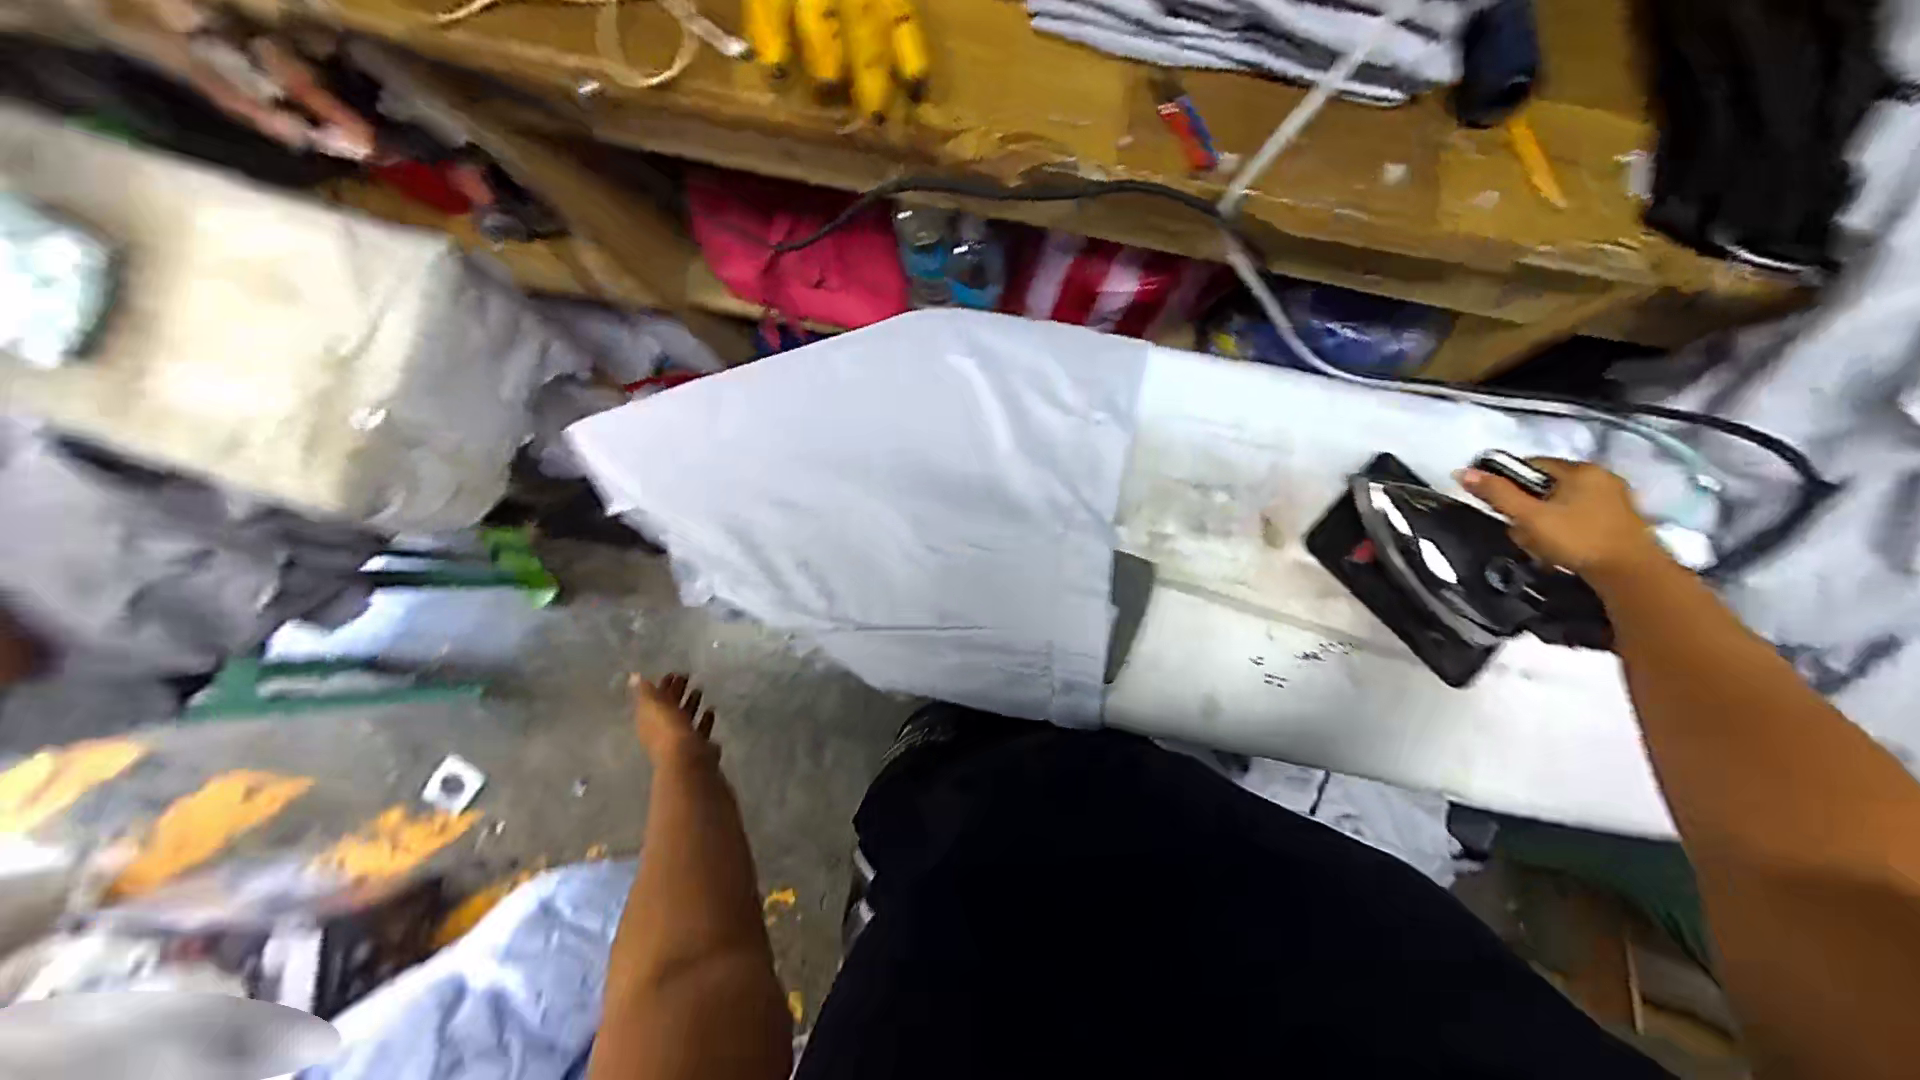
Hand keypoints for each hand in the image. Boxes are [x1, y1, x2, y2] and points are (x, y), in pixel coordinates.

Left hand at [630, 672, 716, 762]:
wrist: (687, 759)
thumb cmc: (667, 729)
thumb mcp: (652, 705)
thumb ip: (645, 691)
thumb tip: (633, 676)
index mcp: (648, 721)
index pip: (653, 700)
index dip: (662, 686)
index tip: (673, 673)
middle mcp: (662, 731)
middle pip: (669, 708)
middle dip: (676, 693)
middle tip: (687, 677)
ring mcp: (680, 739)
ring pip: (684, 718)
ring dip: (690, 704)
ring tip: (699, 689)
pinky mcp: (697, 747)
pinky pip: (700, 729)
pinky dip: (704, 719)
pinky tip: (711, 710)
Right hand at [1457, 458, 1670, 579]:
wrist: (1630, 574)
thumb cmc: (1576, 539)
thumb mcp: (1528, 517)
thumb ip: (1496, 493)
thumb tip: (1461, 472)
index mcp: (1580, 470)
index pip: (1529, 465)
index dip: (1507, 484)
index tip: (1499, 507)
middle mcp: (1601, 477)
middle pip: (1543, 487)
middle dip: (1525, 509)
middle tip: (1521, 531)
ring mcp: (1613, 499)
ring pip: (1558, 504)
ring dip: (1541, 522)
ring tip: (1539, 544)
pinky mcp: (1619, 520)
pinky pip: (1576, 516)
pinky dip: (1562, 529)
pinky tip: (1559, 548)